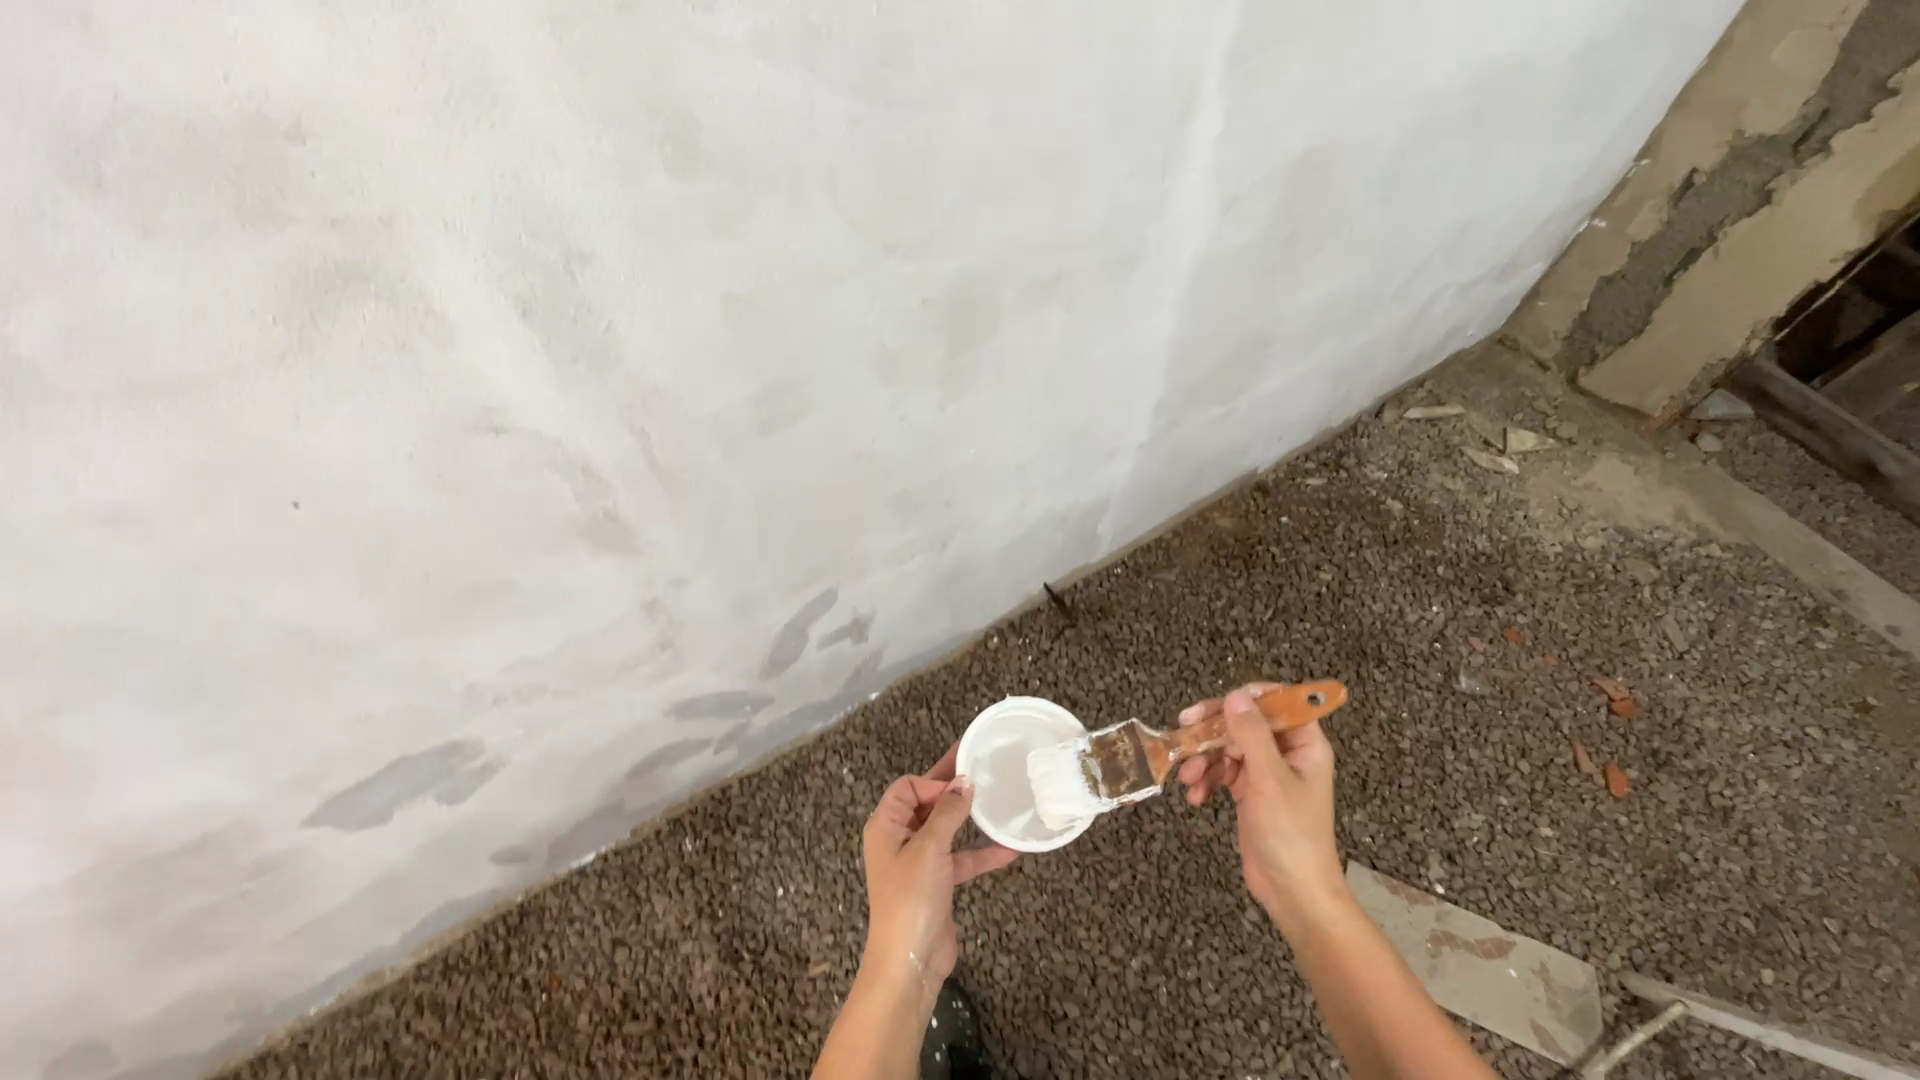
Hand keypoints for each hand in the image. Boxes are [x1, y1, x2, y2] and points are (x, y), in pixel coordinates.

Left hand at [860, 743, 1018, 995]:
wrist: (910, 961)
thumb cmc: (911, 897)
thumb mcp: (930, 848)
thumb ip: (948, 812)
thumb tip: (965, 781)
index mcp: (885, 825)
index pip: (908, 786)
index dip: (935, 781)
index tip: (963, 785)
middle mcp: (898, 838)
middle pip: (926, 803)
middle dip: (953, 788)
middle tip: (983, 764)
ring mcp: (917, 861)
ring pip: (946, 829)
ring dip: (970, 819)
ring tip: (999, 801)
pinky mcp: (936, 882)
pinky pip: (959, 858)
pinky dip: (980, 853)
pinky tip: (1011, 850)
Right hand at [1175, 683, 1345, 925]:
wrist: (1293, 891)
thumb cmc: (1290, 833)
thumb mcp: (1269, 779)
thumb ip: (1251, 734)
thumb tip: (1235, 695)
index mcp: (1305, 744)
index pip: (1280, 702)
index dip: (1249, 697)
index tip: (1218, 703)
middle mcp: (1286, 753)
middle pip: (1245, 722)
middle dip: (1214, 730)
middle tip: (1184, 727)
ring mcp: (1267, 773)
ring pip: (1228, 747)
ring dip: (1204, 759)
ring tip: (1188, 778)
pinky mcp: (1250, 793)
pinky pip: (1223, 772)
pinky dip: (1207, 780)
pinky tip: (1196, 797)